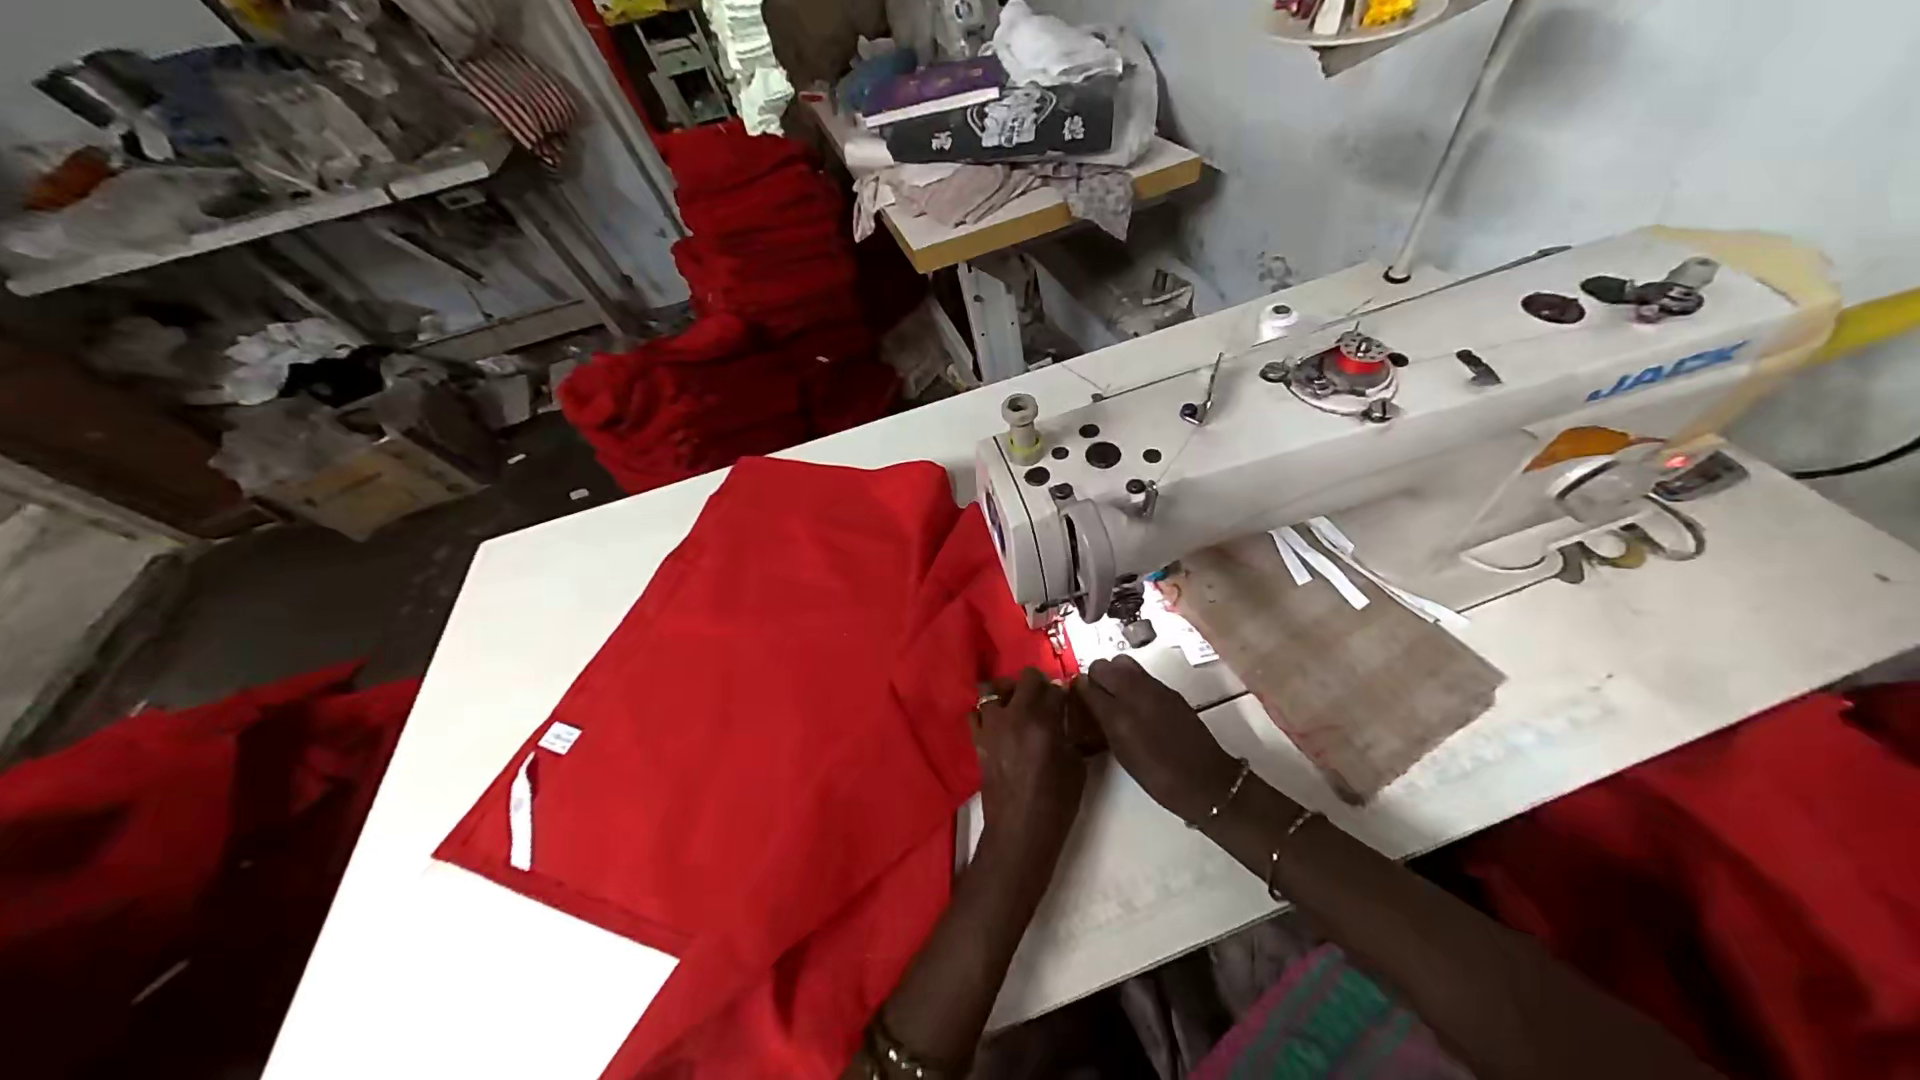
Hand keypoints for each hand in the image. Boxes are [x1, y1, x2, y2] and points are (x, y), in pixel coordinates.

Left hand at [972, 668, 1085, 860]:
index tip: (1067, 696)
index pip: (1054, 688)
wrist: (1019, 831)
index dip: (1064, 690)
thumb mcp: (1075, 764)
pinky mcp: (978, 740)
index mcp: (1042, 722)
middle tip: (1046, 697)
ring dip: (1009, 691)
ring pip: (994, 689)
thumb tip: (1065, 716)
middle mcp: (1014, 716)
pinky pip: (977, 712)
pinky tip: (1000, 722)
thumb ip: (1069, 732)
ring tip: (1019, 704)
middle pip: (1025, 678)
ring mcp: (992, 727)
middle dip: (1038, 683)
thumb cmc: (1056, 803)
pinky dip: (987, 711)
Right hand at [1071, 656, 1243, 824]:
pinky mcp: (1169, 690)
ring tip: (1116, 696)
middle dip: (1095, 677)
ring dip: (1114, 674)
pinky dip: (1132, 680)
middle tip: (1095, 697)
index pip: (1086, 685)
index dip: (1078, 690)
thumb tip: (1091, 705)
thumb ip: (1103, 724)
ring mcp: (1155, 688)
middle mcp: (1135, 694)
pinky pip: (1141, 674)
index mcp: (1118, 716)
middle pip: (1103, 666)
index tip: (1076, 699)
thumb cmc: (1159, 778)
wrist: (1206, 781)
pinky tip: (1136, 702)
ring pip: (1123, 663)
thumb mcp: (1122, 754)